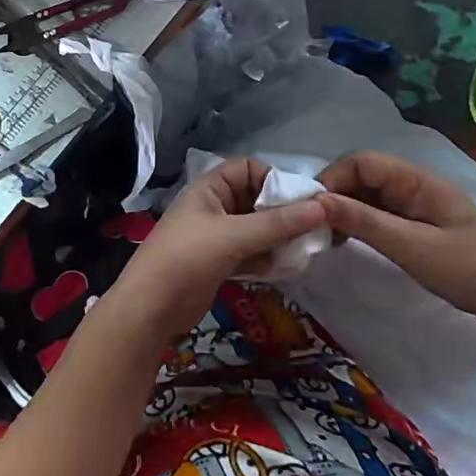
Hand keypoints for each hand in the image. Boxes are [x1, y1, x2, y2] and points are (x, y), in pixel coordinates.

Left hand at [108, 158, 325, 338]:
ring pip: (257, 228)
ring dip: (280, 238)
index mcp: (210, 188)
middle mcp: (214, 207)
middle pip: (256, 199)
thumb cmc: (188, 259)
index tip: (304, 201)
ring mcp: (217, 236)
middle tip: (316, 229)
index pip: (248, 169)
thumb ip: (279, 222)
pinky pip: (252, 252)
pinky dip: (268, 258)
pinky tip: (288, 268)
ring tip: (308, 249)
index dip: (274, 180)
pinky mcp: (220, 262)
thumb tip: (324, 206)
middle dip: (284, 212)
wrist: (151, 307)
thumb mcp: (234, 236)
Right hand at [315, 151, 475, 316]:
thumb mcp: (411, 246)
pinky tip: (345, 241)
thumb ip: (363, 221)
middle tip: (314, 226)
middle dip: (334, 195)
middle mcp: (413, 185)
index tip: (312, 209)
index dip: (333, 179)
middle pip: (361, 175)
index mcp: (418, 180)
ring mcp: (414, 204)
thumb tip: (316, 201)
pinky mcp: (414, 224)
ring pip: (365, 194)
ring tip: (327, 237)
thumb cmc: (467, 270)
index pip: (362, 162)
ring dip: (342, 210)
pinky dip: (355, 223)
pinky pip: (375, 212)